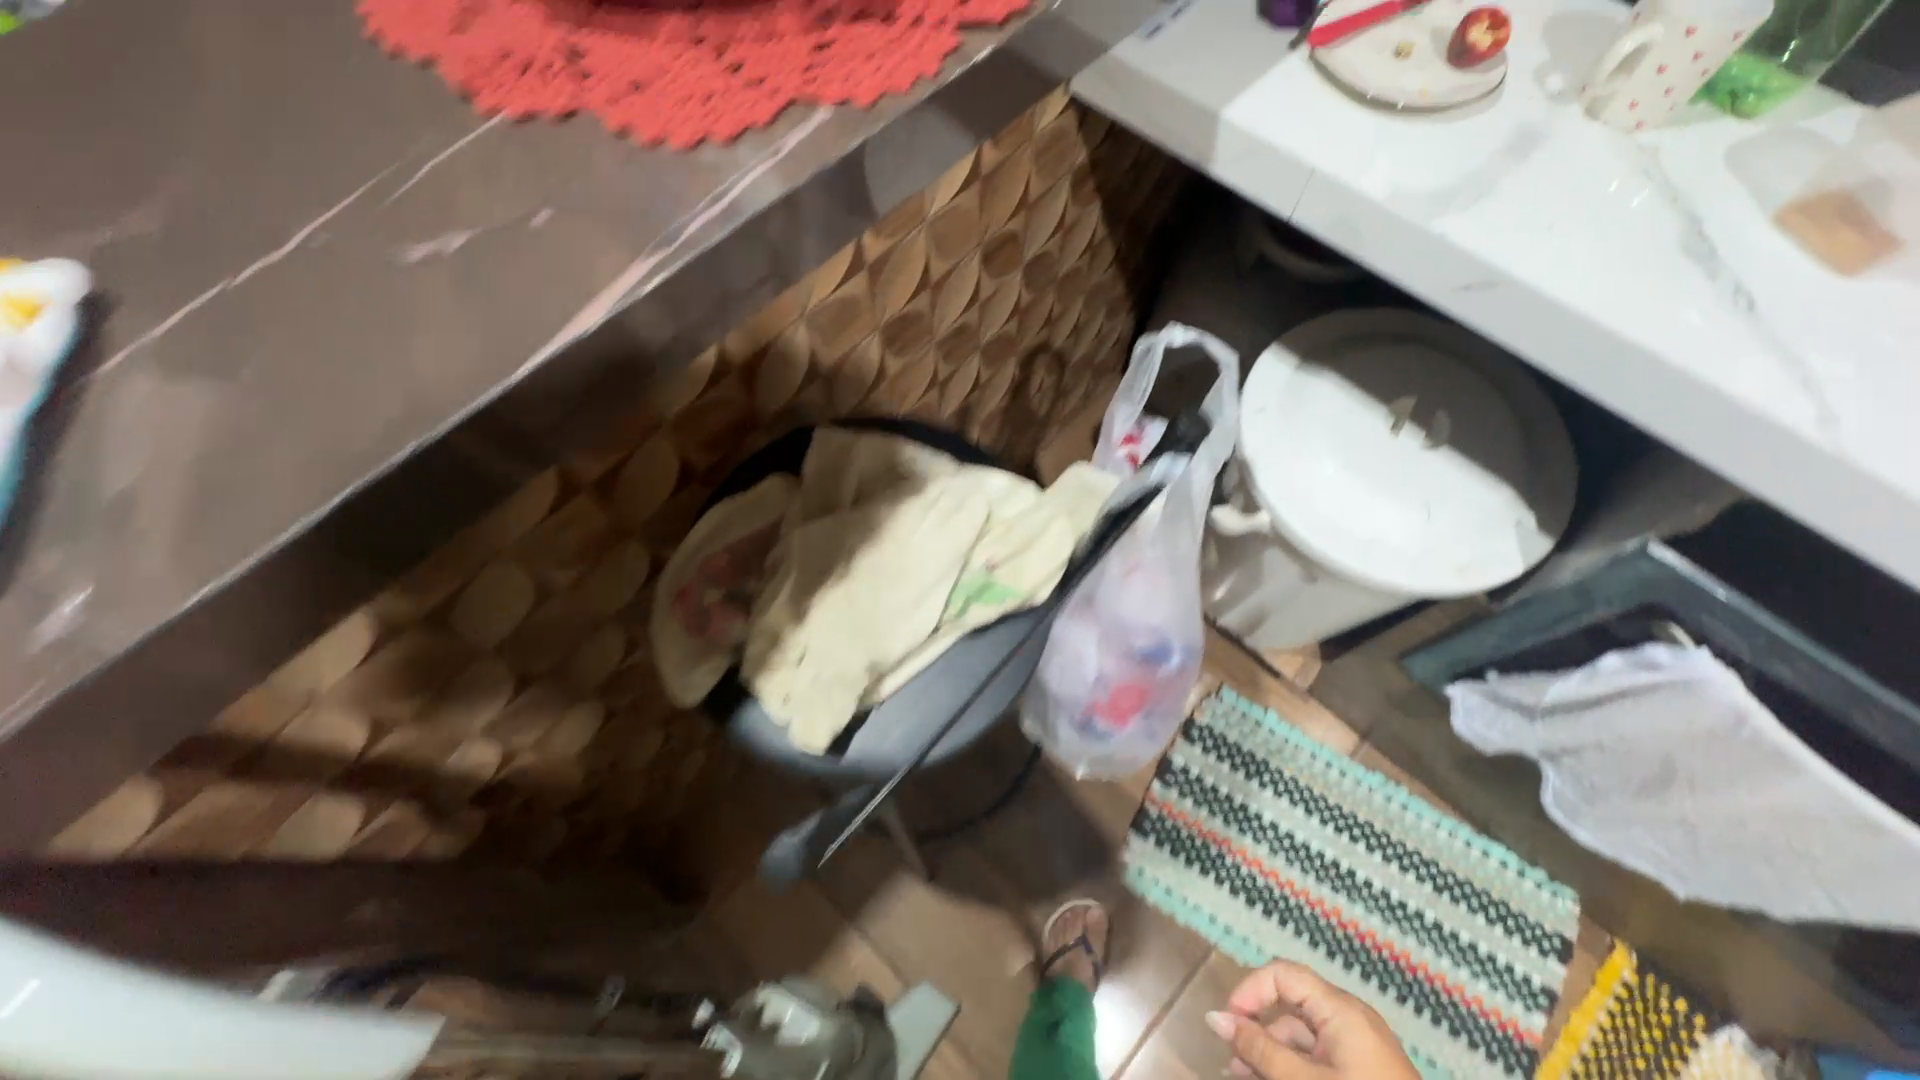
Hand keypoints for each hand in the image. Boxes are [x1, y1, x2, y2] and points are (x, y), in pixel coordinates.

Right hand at [1206, 961, 1419, 1079]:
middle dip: (1256, 1032)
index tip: (1228, 1026)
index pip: (1282, 974)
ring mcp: (1357, 1049)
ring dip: (1269, 1056)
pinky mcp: (1361, 1073)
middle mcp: (1349, 1020)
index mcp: (1340, 1010)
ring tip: (1240, 1078)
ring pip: (1300, 1039)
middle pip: (1289, 1008)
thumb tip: (1213, 1017)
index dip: (1249, 992)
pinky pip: (1317, 1060)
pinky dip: (1291, 1069)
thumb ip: (1259, 1050)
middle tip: (1230, 1064)